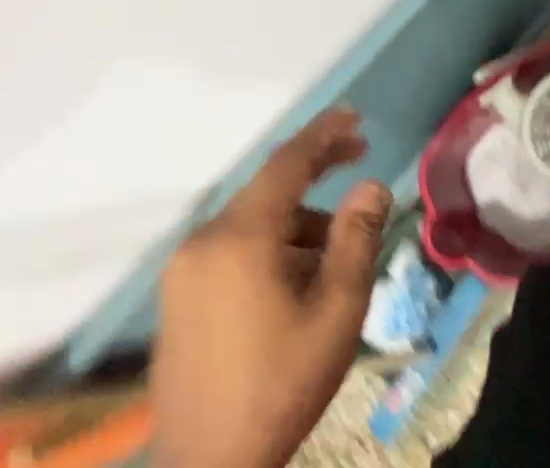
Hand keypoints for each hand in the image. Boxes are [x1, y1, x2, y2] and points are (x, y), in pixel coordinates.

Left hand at [151, 108, 390, 467]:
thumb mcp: (338, 308)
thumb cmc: (283, 381)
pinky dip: (272, 243)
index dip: (323, 135)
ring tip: (339, 251)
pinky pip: (232, 247)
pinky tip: (299, 276)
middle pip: (267, 188)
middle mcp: (203, 244)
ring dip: (298, 219)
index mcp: (240, 240)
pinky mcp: (178, 297)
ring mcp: (184, 272)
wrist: (209, 463)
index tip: (354, 116)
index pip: (286, 165)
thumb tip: (371, 185)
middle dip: (315, 170)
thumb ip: (357, 238)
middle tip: (360, 156)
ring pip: (252, 222)